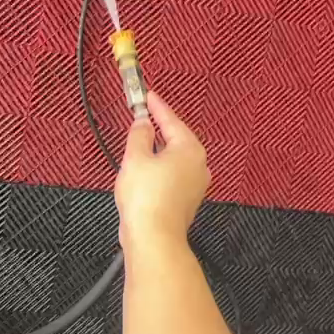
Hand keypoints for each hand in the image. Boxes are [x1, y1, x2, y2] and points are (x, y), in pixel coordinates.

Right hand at [115, 92, 209, 246]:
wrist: (153, 236)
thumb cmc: (147, 199)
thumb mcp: (135, 157)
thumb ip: (139, 135)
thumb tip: (143, 124)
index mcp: (189, 149)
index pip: (171, 120)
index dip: (157, 107)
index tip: (149, 96)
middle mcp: (197, 165)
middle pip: (175, 140)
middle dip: (157, 131)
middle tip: (143, 119)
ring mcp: (194, 185)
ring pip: (173, 160)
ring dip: (156, 153)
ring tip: (138, 150)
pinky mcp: (185, 201)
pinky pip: (171, 178)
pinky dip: (157, 172)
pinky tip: (143, 176)